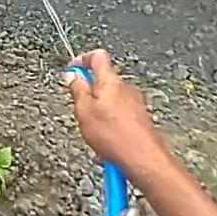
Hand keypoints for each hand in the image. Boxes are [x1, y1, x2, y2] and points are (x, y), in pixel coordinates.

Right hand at [66, 49, 173, 181]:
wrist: (143, 159)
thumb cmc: (115, 136)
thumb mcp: (84, 111)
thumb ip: (77, 89)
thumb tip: (72, 75)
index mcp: (110, 81)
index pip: (97, 56)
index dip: (82, 60)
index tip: (72, 70)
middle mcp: (125, 88)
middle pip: (103, 80)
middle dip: (89, 92)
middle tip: (80, 108)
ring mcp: (135, 103)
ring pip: (111, 99)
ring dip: (100, 109)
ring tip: (94, 129)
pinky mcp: (140, 119)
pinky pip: (120, 114)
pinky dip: (111, 122)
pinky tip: (107, 139)